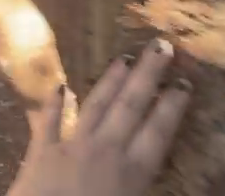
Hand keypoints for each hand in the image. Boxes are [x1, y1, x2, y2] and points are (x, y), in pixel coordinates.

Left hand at [7, 38, 191, 195]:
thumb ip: (145, 186)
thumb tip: (169, 174)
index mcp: (131, 174)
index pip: (158, 132)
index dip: (172, 105)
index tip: (184, 80)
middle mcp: (105, 152)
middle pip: (131, 106)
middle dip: (148, 74)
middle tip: (161, 44)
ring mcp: (71, 149)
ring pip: (96, 105)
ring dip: (110, 81)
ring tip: (124, 57)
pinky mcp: (40, 155)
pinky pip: (48, 123)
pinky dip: (53, 104)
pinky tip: (59, 86)